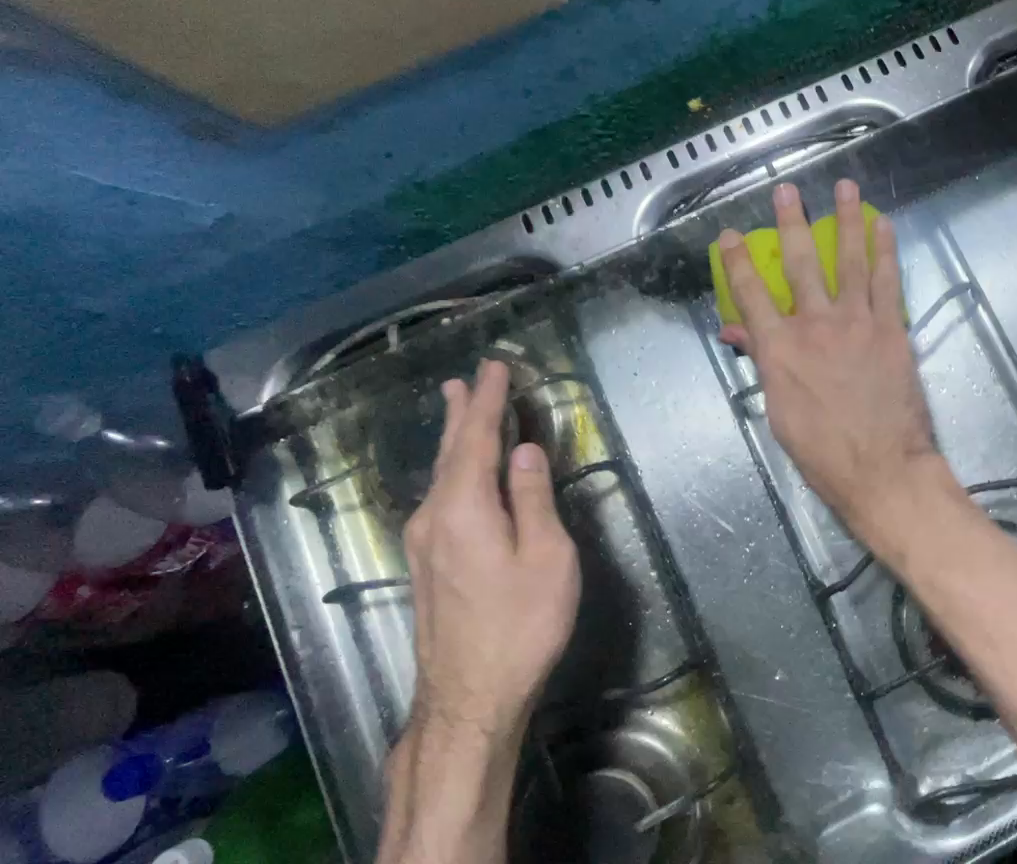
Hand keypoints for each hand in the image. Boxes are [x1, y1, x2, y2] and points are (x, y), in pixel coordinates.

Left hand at [400, 360, 580, 741]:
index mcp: (464, 509)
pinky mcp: (428, 564)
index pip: (475, 440)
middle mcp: (433, 518)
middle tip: (465, 379)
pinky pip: (441, 497)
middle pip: (448, 454)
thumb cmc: (522, 623)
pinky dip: (453, 469)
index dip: (487, 402)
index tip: (494, 366)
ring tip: (458, 410)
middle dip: (460, 414)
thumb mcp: (547, 557)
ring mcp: (424, 543)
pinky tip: (459, 471)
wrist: (471, 695)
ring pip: (440, 476)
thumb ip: (534, 499)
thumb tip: (525, 451)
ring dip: (453, 440)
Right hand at [717, 181, 940, 541]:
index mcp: (780, 349)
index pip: (751, 294)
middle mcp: (816, 325)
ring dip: (846, 220)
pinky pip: (888, 281)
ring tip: (846, 187)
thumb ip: (764, 364)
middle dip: (792, 223)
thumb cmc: (822, 451)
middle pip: (800, 264)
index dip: (739, 261)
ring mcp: (858, 323)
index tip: (732, 235)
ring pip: (849, 260)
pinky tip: (884, 227)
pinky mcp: (892, 329)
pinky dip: (885, 251)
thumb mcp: (779, 411)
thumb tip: (740, 332)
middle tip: (787, 190)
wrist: (881, 467)